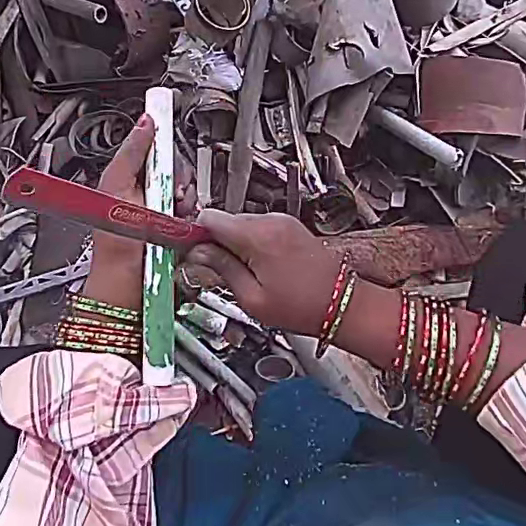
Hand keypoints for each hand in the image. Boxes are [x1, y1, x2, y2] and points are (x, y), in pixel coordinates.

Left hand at [80, 114, 191, 310]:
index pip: (158, 148)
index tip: (169, 147)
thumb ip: (131, 152)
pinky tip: (182, 223)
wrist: (129, 281)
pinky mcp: (183, 228)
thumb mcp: (115, 185)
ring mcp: (168, 211)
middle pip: (178, 169)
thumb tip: (146, 121)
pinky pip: (200, 212)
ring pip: (191, 190)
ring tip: (173, 212)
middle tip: (168, 192)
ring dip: (186, 199)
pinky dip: (194, 216)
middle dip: (177, 178)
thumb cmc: (114, 242)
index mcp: (131, 177)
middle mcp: (151, 192)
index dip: (166, 149)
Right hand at [184, 210, 344, 335]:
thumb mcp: (251, 297)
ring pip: (240, 225)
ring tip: (242, 275)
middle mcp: (271, 221)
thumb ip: (222, 269)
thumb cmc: (303, 306)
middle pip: (224, 221)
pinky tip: (257, 268)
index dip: (193, 234)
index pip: (209, 218)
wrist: (341, 303)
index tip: (184, 249)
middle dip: (214, 243)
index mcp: (258, 236)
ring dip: (233, 245)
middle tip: (213, 271)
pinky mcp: (289, 227)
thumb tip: (197, 253)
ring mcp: (282, 222)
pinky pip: (258, 229)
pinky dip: (250, 245)